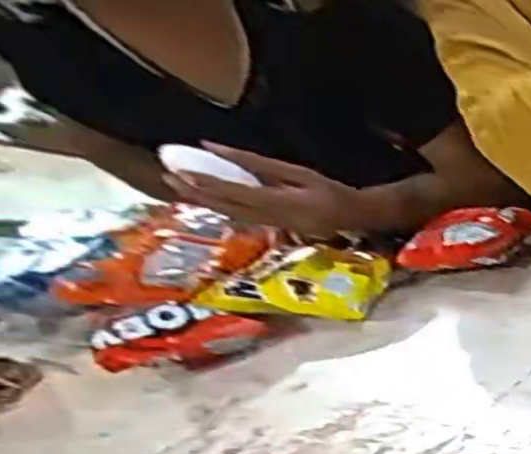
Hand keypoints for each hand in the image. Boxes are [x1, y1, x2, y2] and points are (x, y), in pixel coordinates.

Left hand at [164, 143, 377, 237]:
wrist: (363, 216)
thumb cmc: (335, 192)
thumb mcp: (299, 172)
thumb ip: (258, 163)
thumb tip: (213, 147)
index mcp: (287, 204)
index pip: (238, 193)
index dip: (207, 183)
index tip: (178, 171)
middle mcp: (282, 219)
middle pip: (232, 208)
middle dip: (199, 195)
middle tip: (167, 178)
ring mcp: (284, 228)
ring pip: (238, 216)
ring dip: (209, 203)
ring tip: (182, 189)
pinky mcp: (285, 230)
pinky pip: (250, 219)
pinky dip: (227, 209)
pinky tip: (213, 200)